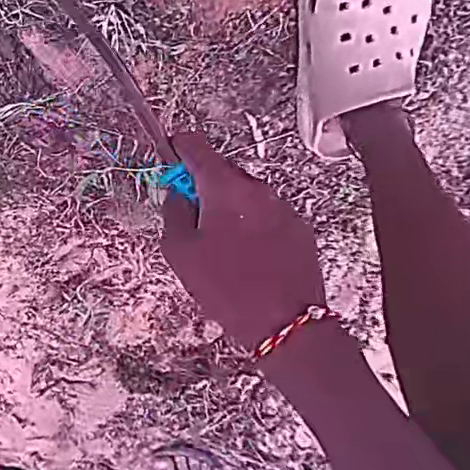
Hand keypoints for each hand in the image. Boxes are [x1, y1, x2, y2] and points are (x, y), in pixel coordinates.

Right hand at [161, 133, 326, 348]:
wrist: (285, 324)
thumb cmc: (226, 287)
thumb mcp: (180, 251)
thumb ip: (173, 212)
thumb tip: (177, 193)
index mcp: (225, 188)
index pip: (196, 145)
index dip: (177, 148)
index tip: (169, 161)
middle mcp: (257, 189)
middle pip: (221, 171)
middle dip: (201, 187)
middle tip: (189, 219)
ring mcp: (283, 207)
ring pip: (243, 194)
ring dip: (226, 207)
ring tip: (218, 245)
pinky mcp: (300, 228)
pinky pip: (265, 213)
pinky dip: (249, 223)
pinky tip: (243, 255)